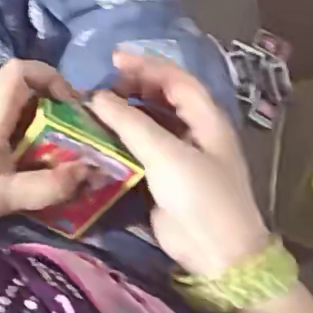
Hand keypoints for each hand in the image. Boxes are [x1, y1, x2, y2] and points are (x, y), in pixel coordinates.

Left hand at [0, 60, 93, 226]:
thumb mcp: (8, 194)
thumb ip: (51, 185)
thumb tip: (91, 173)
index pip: (22, 68)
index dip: (50, 77)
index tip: (69, 104)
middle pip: (19, 82)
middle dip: (49, 101)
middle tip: (68, 129)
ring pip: (8, 99)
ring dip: (33, 115)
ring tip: (52, 145)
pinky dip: (16, 125)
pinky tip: (24, 155)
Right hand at [88, 51, 271, 277]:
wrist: (216, 252)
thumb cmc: (199, 196)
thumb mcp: (165, 154)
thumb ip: (130, 123)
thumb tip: (96, 97)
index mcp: (207, 119)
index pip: (176, 80)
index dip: (146, 66)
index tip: (113, 60)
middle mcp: (196, 132)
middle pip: (165, 97)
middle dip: (135, 86)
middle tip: (102, 86)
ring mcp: (182, 155)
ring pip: (152, 121)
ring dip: (127, 111)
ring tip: (98, 106)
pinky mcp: (166, 177)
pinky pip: (143, 147)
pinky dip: (123, 136)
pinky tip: (103, 136)